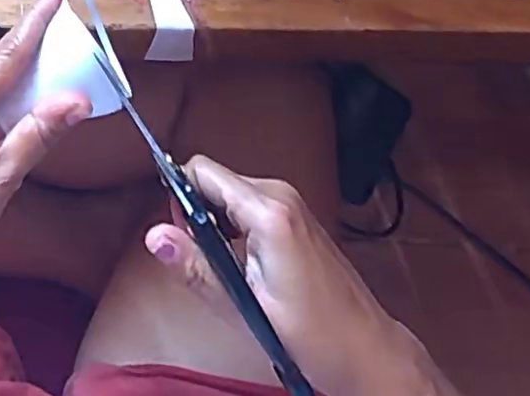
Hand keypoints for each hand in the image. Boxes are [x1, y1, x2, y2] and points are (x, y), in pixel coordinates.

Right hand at [146, 156, 456, 395]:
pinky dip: (231, 222)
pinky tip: (244, 259)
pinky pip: (242, 200)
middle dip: (196, 211)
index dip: (180, 195)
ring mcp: (289, 202)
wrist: (374, 359)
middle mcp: (280, 196)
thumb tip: (155, 237)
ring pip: (224, 189)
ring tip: (228, 262)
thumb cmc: (319, 338)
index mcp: (269, 212)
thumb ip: (195, 266)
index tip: (182, 230)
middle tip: (207, 256)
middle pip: (210, 178)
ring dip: (213, 218)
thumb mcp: (245, 306)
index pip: (199, 170)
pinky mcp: (292, 212)